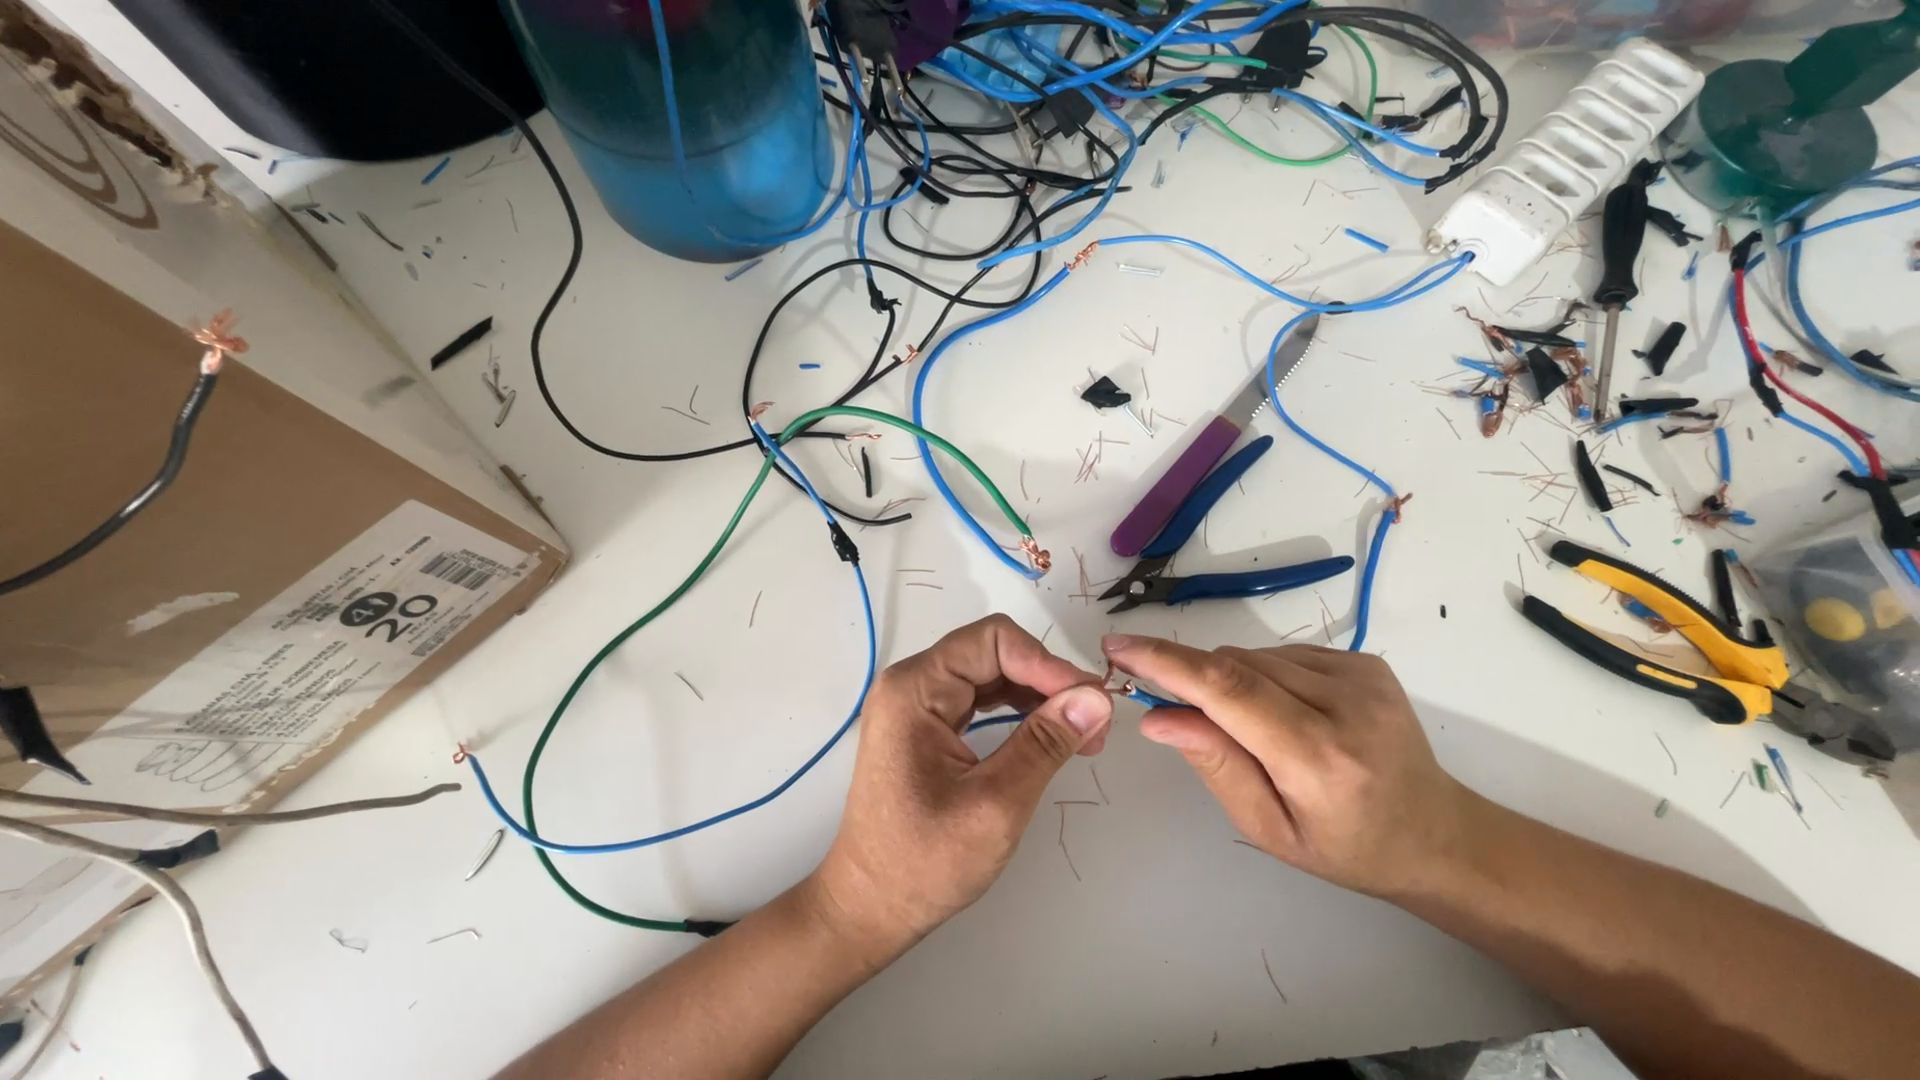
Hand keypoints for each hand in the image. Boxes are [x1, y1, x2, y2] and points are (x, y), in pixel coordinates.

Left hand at [809, 615, 1112, 955]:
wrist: (870, 906)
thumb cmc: (925, 862)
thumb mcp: (996, 804)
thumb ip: (1046, 743)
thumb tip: (1097, 697)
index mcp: (915, 690)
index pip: (993, 640)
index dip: (1047, 663)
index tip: (1090, 701)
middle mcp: (911, 685)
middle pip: (992, 652)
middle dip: (1047, 679)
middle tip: (1094, 720)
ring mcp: (916, 705)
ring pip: (991, 675)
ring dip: (1038, 696)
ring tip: (1083, 733)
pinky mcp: (926, 727)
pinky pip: (980, 700)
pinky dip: (1018, 712)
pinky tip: (1050, 735)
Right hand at [1104, 635, 1472, 898]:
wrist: (1436, 834)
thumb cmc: (1346, 848)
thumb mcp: (1268, 827)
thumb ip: (1214, 765)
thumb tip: (1157, 717)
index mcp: (1319, 758)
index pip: (1229, 690)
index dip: (1167, 663)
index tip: (1118, 647)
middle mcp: (1346, 704)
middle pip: (1235, 665)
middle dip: (1192, 678)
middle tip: (1176, 712)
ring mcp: (1362, 676)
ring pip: (1255, 655)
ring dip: (1231, 681)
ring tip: (1254, 731)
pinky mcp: (1366, 662)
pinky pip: (1283, 654)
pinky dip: (1262, 676)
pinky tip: (1285, 714)